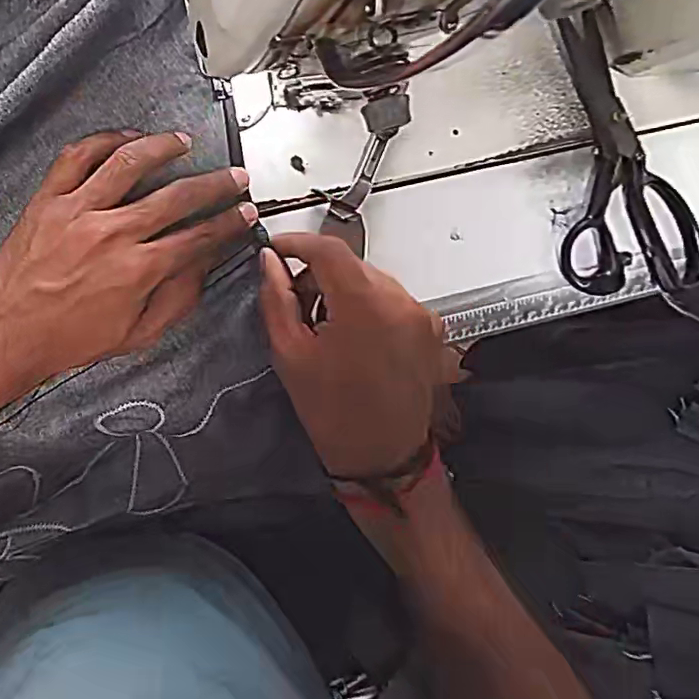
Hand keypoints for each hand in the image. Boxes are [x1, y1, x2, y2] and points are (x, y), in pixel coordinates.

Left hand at [0, 130, 254, 413]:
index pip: (198, 236)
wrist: (8, 333)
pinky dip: (104, 141)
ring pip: (129, 162)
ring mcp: (77, 212)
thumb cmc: (66, 338)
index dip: (228, 222)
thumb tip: (202, 267)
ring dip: (163, 147)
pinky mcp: (49, 201)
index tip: (242, 213)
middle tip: (232, 177)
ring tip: (182, 142)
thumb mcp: (135, 334)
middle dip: (215, 184)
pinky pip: (77, 157)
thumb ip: (176, 298)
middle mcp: (110, 234)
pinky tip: (123, 139)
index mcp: (136, 270)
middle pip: (177, 195)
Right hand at [257, 233, 443, 477]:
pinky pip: (388, 298)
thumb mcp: (290, 353)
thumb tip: (270, 264)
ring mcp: (418, 315)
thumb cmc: (337, 415)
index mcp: (364, 306)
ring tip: (323, 328)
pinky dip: (365, 305)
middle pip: (349, 262)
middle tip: (295, 301)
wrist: (382, 456)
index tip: (278, 249)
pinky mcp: (427, 328)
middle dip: (316, 274)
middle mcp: (399, 303)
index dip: (296, 243)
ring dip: (341, 290)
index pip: (328, 248)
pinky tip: (349, 337)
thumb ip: (277, 298)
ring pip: (369, 278)